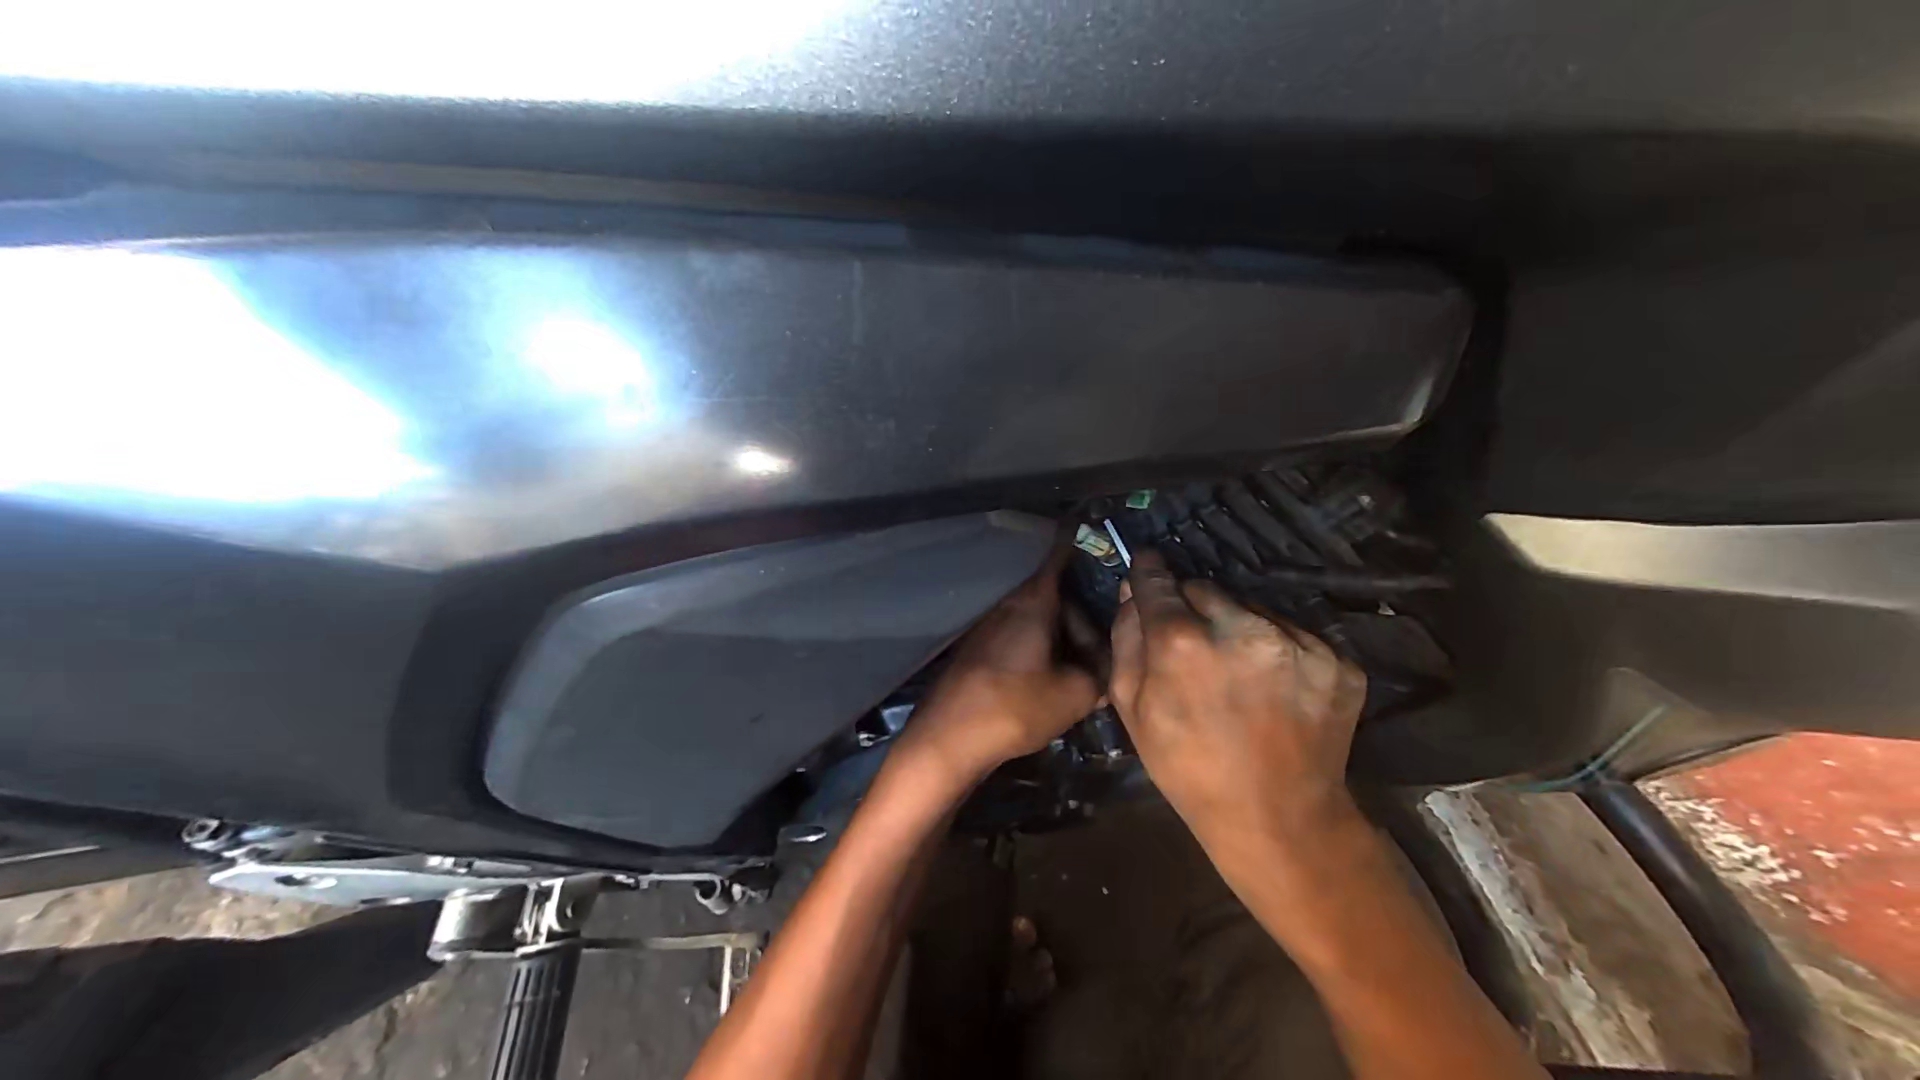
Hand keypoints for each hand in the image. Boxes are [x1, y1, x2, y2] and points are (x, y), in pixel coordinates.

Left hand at [896, 549, 1100, 785]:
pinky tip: (1047, 685)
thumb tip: (1105, 668)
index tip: (1091, 522)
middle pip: (1056, 597)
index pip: (1059, 554)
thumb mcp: (1075, 694)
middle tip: (1100, 660)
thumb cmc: (1015, 706)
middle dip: (1082, 623)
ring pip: (1038, 621)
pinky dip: (1039, 652)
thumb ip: (1101, 674)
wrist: (948, 738)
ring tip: (1079, 680)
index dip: (1079, 538)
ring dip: (1061, 642)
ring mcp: (988, 626)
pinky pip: (1020, 639)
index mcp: (1033, 600)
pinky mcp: (977, 650)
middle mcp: (1007, 604)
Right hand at [1109, 550, 1367, 849]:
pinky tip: (1272, 688)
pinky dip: (1276, 651)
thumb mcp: (1132, 711)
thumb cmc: (1189, 768)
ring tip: (1237, 674)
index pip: (1159, 582)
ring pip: (1250, 609)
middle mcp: (1243, 627)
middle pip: (1204, 590)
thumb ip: (1126, 641)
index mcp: (1183, 642)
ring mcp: (1297, 642)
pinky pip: (1291, 635)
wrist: (1279, 819)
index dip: (1148, 573)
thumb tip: (1130, 594)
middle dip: (1191, 609)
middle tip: (1192, 645)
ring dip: (1236, 628)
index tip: (1146, 564)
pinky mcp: (1337, 659)